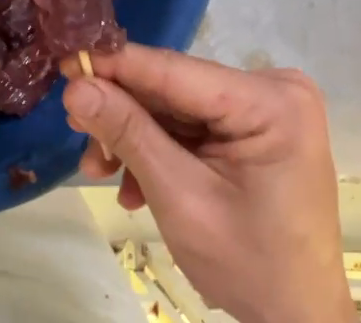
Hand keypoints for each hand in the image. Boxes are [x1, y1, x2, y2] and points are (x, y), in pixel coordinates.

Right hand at [64, 47, 355, 322]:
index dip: (112, 65)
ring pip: (172, 106)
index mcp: (270, 101)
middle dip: (121, 115)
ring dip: (133, 137)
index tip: (63, 64)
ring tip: (100, 171)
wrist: (296, 320)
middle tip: (76, 134)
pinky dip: (157, 148)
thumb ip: (127, 133)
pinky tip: (134, 184)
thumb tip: (75, 86)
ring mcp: (264, 106)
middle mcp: (272, 88)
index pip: (172, 69)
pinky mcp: (253, 125)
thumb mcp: (180, 198)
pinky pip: (189, 123)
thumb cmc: (250, 264)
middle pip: (170, 88)